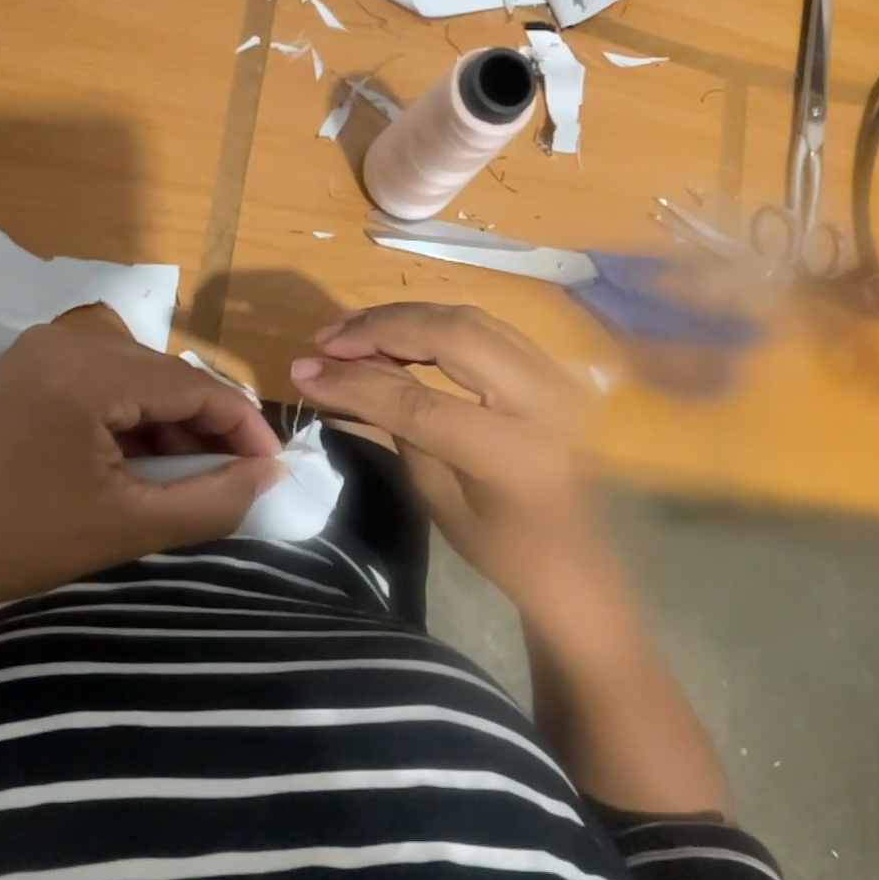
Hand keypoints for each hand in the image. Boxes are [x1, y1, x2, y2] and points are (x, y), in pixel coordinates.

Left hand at [0, 320, 283, 643]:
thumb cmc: (16, 544)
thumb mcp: (128, 527)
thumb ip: (212, 500)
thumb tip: (270, 475)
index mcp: (91, 370)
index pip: (198, 385)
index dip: (245, 428)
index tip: (272, 472)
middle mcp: (68, 340)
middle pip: (168, 377)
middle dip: (209, 429)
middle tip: (234, 482)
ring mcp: (41, 351)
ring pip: (138, 381)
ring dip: (172, 426)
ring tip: (190, 481)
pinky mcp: (26, 370)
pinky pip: (102, 386)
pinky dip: (131, 422)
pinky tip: (142, 464)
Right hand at [290, 303, 593, 605]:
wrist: (575, 561)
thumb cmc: (500, 547)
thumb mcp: (437, 494)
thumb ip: (395, 423)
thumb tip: (337, 373)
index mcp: (511, 451)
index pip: (417, 401)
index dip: (354, 380)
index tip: (303, 368)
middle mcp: (542, 399)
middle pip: (450, 334)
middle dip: (380, 328)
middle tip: (326, 339)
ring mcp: (555, 376)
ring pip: (468, 319)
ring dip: (403, 318)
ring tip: (350, 331)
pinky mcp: (552, 367)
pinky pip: (485, 327)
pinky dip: (433, 323)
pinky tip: (395, 332)